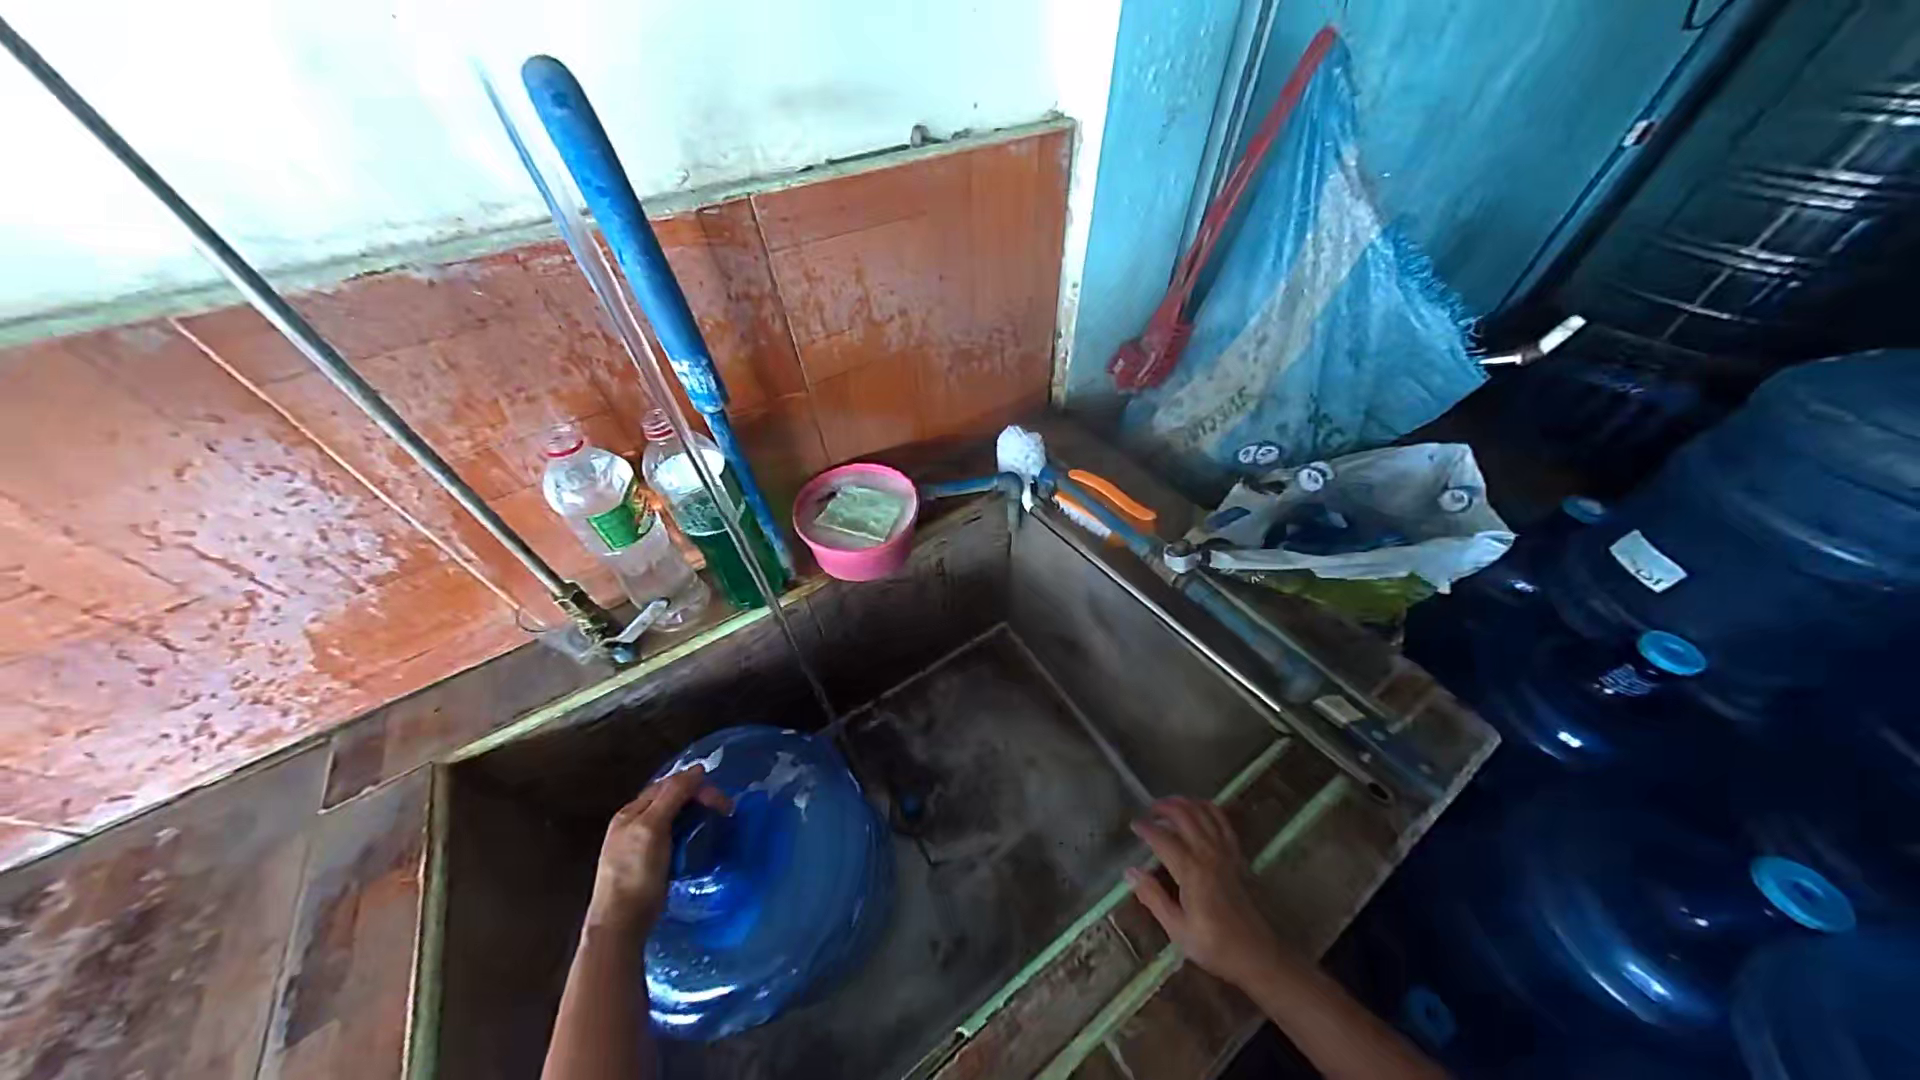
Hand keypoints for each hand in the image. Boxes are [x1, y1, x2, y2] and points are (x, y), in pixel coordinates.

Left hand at [586, 765, 732, 934]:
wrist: (621, 925)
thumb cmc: (635, 874)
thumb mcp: (652, 828)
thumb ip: (673, 796)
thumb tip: (697, 769)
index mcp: (632, 812)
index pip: (669, 785)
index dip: (696, 786)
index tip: (721, 801)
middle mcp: (635, 823)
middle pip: (672, 798)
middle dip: (699, 798)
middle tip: (725, 811)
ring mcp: (642, 844)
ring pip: (675, 816)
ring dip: (696, 813)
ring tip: (716, 821)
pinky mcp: (652, 862)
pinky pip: (675, 835)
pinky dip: (690, 830)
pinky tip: (699, 839)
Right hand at [1126, 796, 1289, 990]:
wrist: (1258, 955)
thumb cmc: (1215, 946)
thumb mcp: (1177, 929)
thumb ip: (1153, 897)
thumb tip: (1130, 872)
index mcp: (1191, 871)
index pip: (1162, 838)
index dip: (1145, 828)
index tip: (1133, 826)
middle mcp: (1208, 854)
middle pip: (1184, 815)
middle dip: (1163, 807)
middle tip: (1149, 812)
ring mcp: (1225, 852)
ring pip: (1203, 812)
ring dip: (1184, 802)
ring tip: (1169, 805)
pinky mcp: (1237, 856)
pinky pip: (1223, 822)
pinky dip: (1209, 808)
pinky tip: (1199, 808)